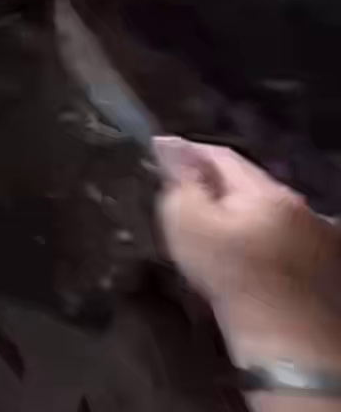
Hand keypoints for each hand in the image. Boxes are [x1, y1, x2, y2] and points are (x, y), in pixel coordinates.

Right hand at [155, 136, 340, 360]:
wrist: (286, 334)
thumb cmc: (226, 267)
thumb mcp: (187, 214)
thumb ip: (182, 176)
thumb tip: (170, 143)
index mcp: (271, 194)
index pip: (222, 154)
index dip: (185, 149)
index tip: (154, 152)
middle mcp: (307, 210)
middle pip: (248, 180)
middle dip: (212, 180)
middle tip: (175, 189)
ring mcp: (324, 239)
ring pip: (267, 207)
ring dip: (236, 205)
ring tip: (205, 216)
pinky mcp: (329, 263)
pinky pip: (282, 229)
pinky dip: (256, 226)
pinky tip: (238, 241)